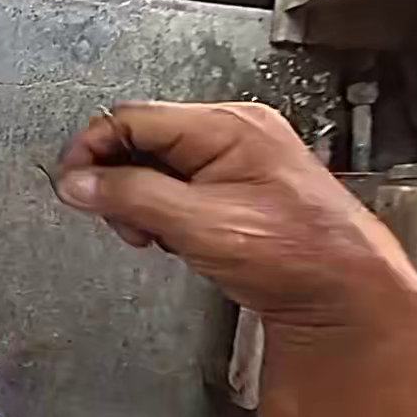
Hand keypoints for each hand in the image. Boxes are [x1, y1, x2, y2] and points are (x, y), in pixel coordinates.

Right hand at [53, 102, 416, 331]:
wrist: (344, 298)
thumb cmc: (297, 256)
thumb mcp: (196, 222)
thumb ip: (128, 195)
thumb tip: (76, 181)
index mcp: (225, 126)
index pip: (130, 119)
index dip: (92, 149)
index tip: (72, 181)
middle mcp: (227, 133)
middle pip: (137, 141)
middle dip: (116, 182)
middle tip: (118, 218)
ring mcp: (229, 158)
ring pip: (149, 165)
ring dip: (134, 201)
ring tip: (150, 233)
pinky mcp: (227, 184)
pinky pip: (168, 185)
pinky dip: (155, 210)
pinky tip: (169, 234)